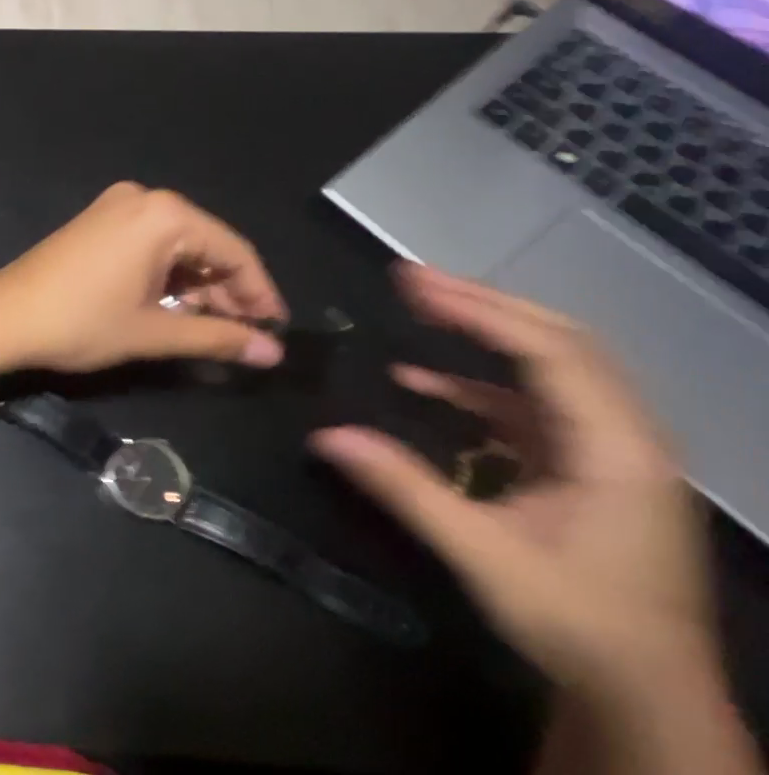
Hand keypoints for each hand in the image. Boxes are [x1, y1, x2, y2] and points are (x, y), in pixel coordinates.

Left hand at [0, 182, 287, 372]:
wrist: (3, 317)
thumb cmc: (79, 323)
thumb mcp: (153, 333)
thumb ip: (217, 337)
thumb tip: (272, 352)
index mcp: (164, 215)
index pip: (234, 252)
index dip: (260, 294)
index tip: (276, 331)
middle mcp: (143, 199)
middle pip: (206, 246)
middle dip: (227, 292)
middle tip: (247, 337)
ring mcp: (115, 207)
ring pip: (177, 247)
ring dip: (197, 287)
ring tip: (212, 330)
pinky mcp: (97, 222)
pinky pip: (149, 245)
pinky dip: (167, 276)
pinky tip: (175, 310)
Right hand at [311, 266, 715, 688]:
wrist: (646, 692)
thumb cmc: (577, 622)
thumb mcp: (484, 555)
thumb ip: (406, 488)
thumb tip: (326, 435)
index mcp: (616, 450)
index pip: (552, 352)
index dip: (481, 312)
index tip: (414, 285)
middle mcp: (625, 436)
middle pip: (561, 344)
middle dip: (484, 306)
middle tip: (413, 280)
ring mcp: (611, 452)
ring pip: (552, 371)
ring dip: (485, 338)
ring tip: (421, 311)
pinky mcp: (590, 471)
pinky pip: (535, 408)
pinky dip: (481, 387)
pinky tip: (426, 385)